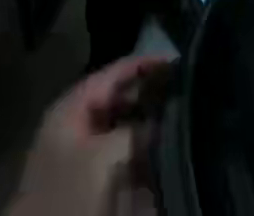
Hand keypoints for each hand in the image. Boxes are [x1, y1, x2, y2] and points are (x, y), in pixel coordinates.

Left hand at [9, 55, 172, 215]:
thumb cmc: (66, 191)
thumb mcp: (100, 158)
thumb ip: (131, 134)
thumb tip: (161, 121)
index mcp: (72, 107)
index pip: (110, 75)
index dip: (141, 65)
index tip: (174, 61)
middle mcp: (79, 123)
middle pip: (118, 100)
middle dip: (149, 96)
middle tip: (186, 93)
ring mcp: (86, 153)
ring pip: (124, 131)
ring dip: (150, 128)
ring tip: (186, 122)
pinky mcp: (95, 181)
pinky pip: (125, 160)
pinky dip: (145, 156)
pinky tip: (170, 158)